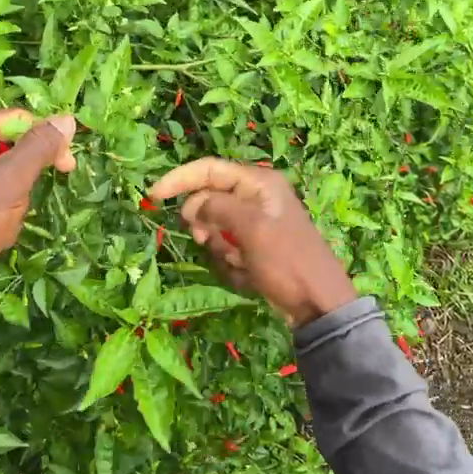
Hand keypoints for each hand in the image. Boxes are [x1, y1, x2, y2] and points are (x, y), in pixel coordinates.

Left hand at [0, 109, 77, 342]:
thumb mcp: (10, 181)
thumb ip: (39, 147)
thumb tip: (67, 119)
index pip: (17, 120)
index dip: (44, 139)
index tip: (67, 166)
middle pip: (11, 147)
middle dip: (24, 176)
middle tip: (22, 201)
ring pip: (5, 176)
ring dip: (15, 199)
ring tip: (1, 221)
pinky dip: (2, 212)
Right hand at [148, 158, 356, 326]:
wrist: (319, 304)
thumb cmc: (287, 261)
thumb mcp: (251, 229)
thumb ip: (217, 208)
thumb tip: (193, 205)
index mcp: (259, 183)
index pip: (209, 169)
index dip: (179, 179)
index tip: (153, 197)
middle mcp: (257, 196)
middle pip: (209, 198)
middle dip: (203, 222)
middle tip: (204, 240)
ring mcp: (256, 222)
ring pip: (214, 225)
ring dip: (218, 245)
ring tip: (237, 260)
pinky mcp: (255, 246)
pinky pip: (226, 246)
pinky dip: (230, 260)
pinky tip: (247, 272)